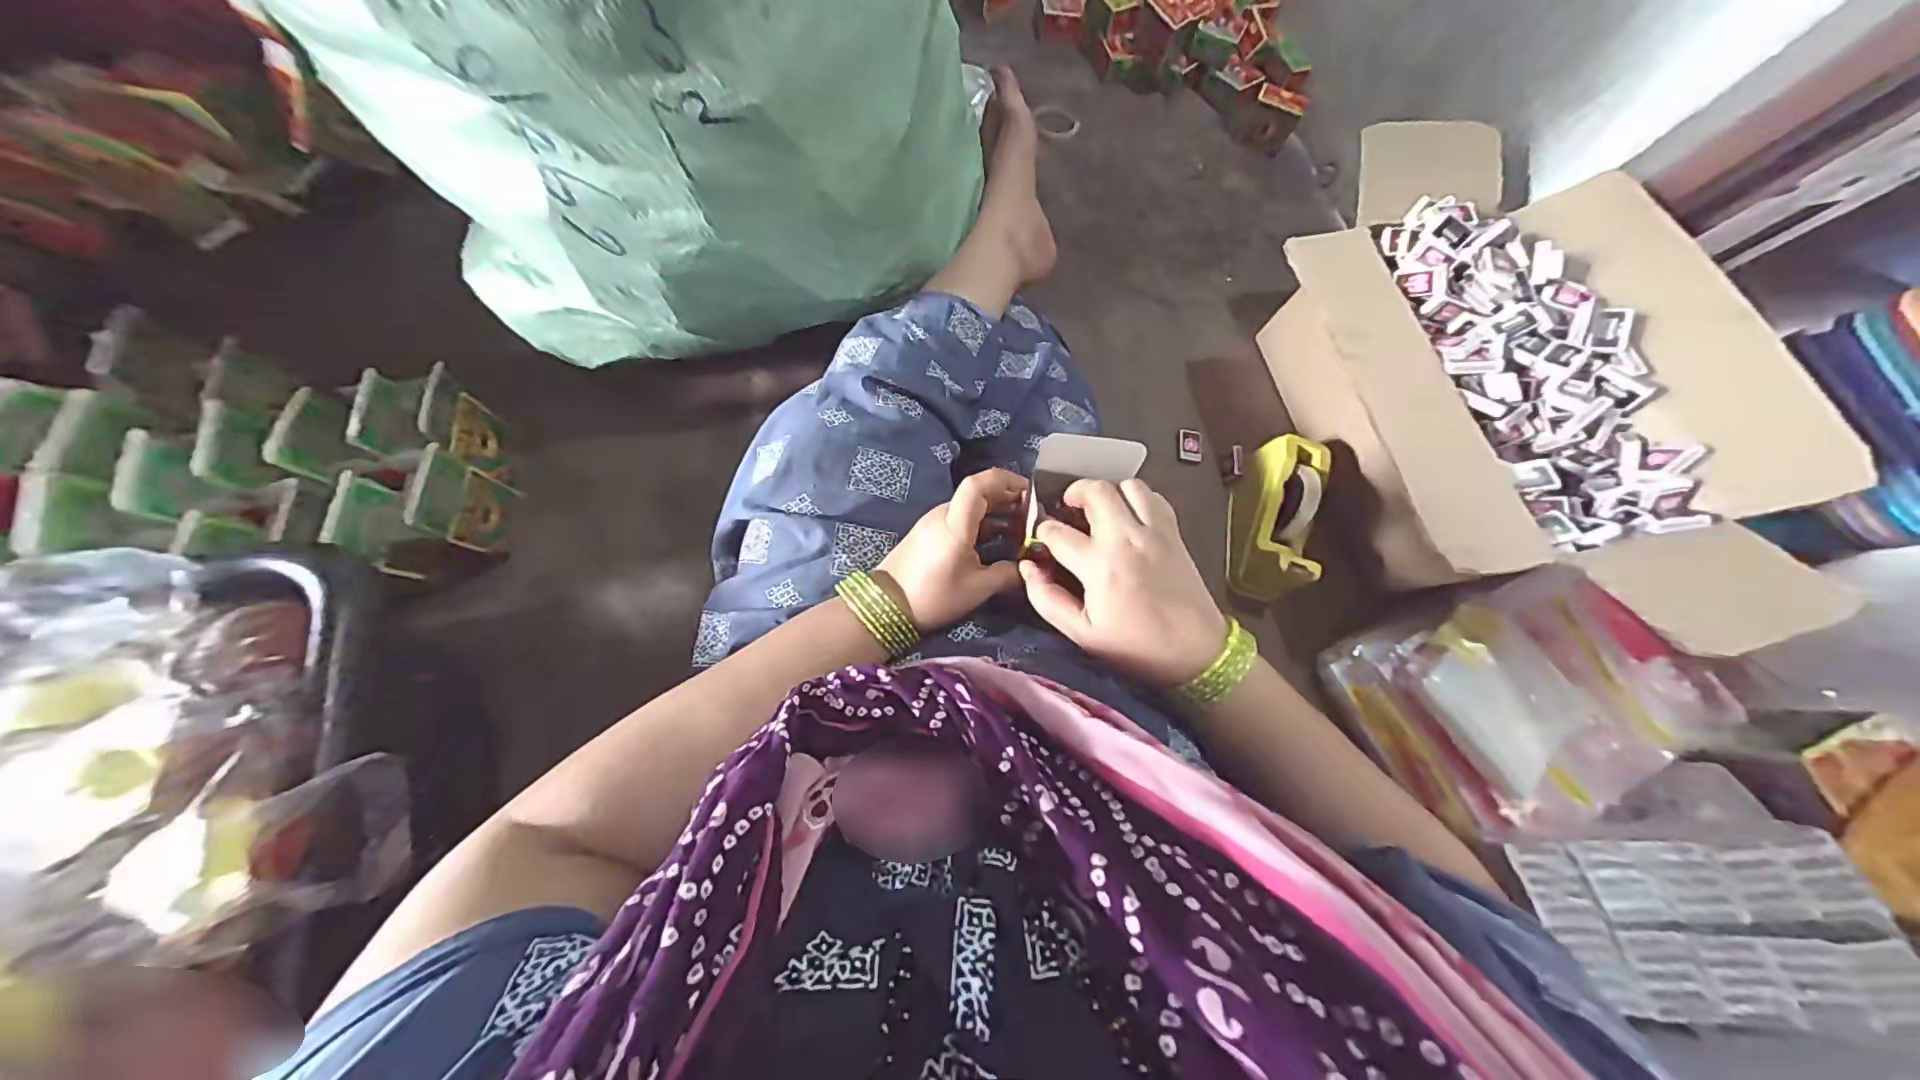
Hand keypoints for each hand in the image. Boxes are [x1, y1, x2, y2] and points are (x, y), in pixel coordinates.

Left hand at [875, 468, 1027, 630]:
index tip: (1030, 493)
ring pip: (971, 506)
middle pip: (979, 492)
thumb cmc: (934, 596)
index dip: (1007, 480)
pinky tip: (999, 540)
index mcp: (955, 522)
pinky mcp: (929, 533)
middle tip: (1033, 515)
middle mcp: (944, 514)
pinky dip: (983, 523)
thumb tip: (1028, 568)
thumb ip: (1007, 574)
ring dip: (997, 512)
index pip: (980, 483)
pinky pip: (961, 519)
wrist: (886, 606)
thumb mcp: (977, 588)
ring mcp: (934, 522)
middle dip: (1009, 498)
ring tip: (1021, 529)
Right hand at [1019, 478, 1229, 688]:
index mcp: (1099, 566)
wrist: (1196, 652)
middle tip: (1067, 509)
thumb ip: (1046, 598)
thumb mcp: (1081, 633)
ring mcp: (1154, 532)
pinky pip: (1153, 497)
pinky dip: (1137, 498)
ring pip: (1127, 485)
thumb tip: (1029, 568)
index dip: (1041, 533)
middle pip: (1094, 490)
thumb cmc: (1135, 646)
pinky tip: (1128, 517)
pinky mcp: (1173, 533)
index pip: (1056, 532)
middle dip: (1073, 493)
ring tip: (1099, 510)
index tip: (1042, 542)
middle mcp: (1126, 539)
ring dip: (1109, 492)